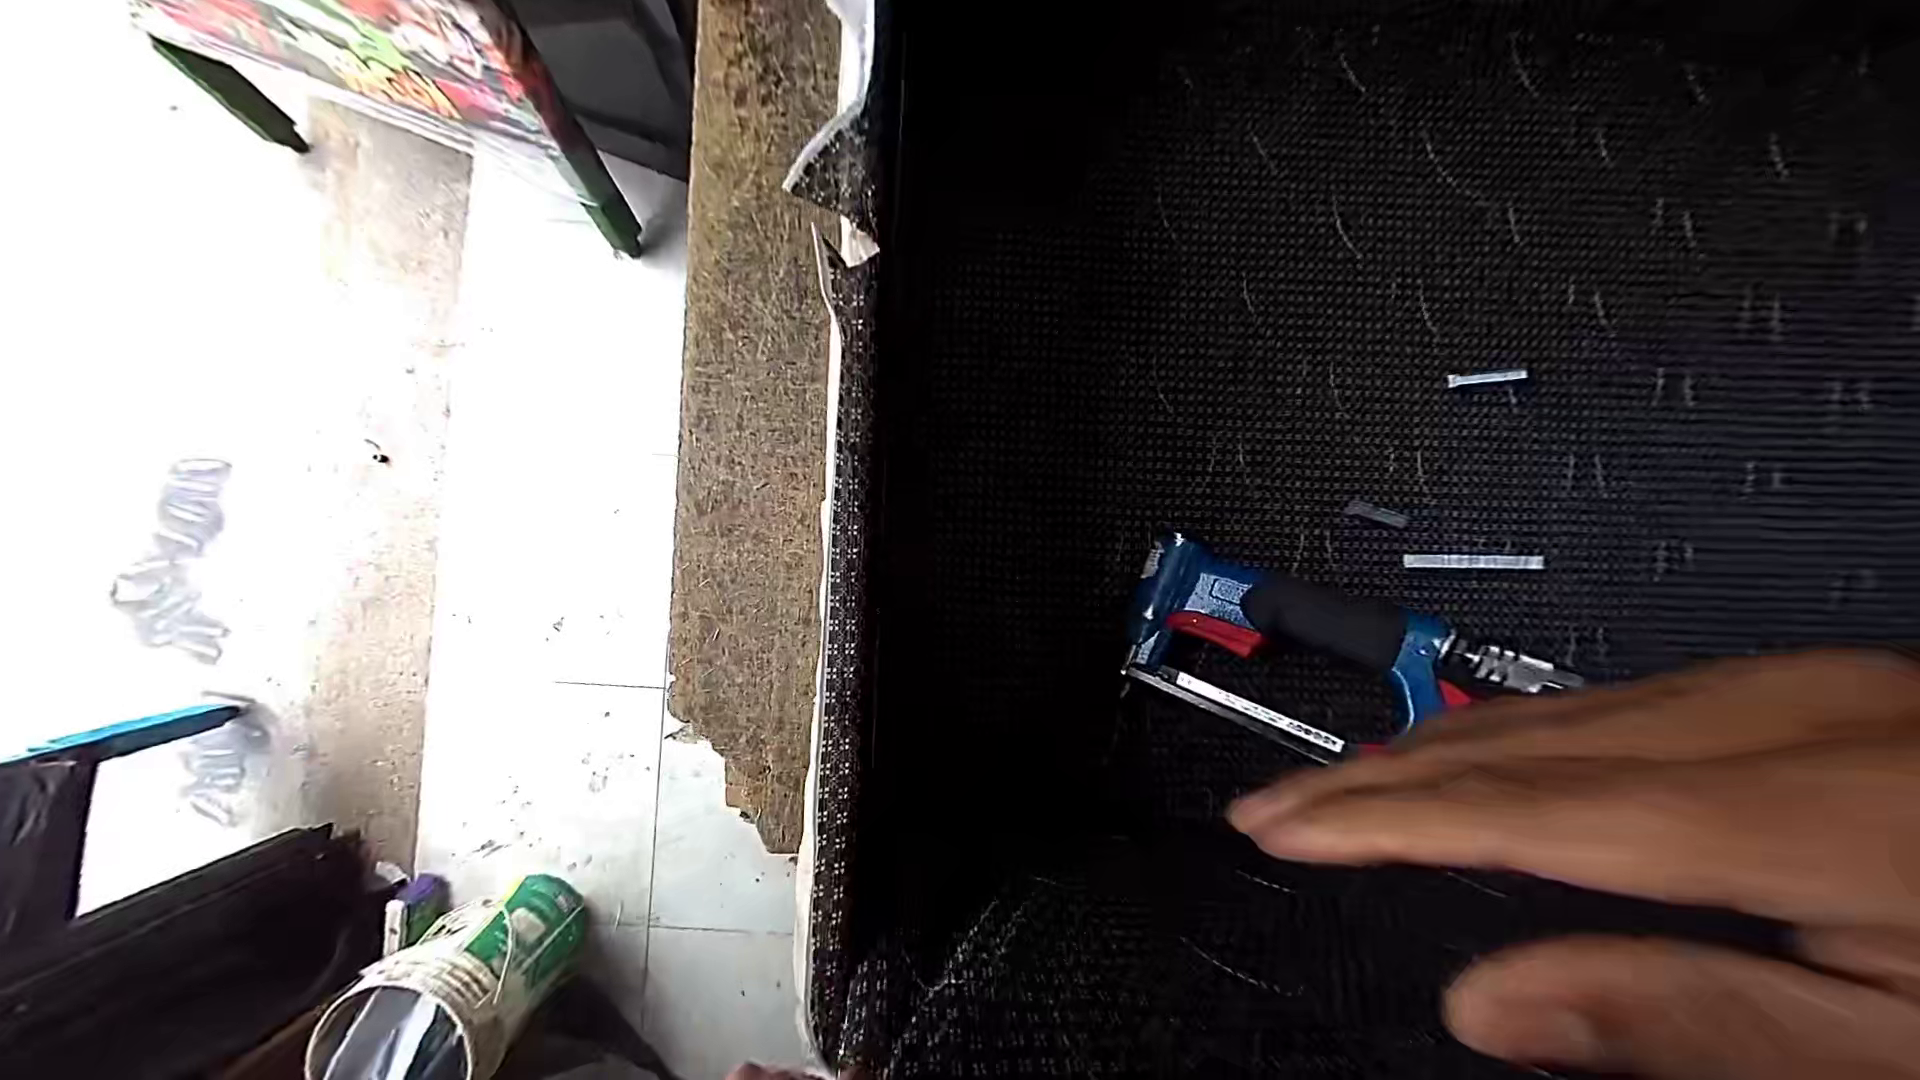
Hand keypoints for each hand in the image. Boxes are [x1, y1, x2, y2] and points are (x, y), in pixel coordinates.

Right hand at [1228, 651, 1919, 1079]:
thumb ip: (1691, 1025)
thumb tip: (1482, 1006)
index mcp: (1802, 807)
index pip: (1509, 810)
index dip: (1375, 822)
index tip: (1276, 829)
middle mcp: (1758, 714)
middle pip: (1496, 745)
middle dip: (1362, 782)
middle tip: (1268, 806)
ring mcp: (1769, 687)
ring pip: (1523, 716)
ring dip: (1408, 758)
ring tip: (1328, 791)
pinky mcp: (1776, 687)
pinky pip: (1575, 709)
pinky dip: (1482, 741)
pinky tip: (1445, 761)